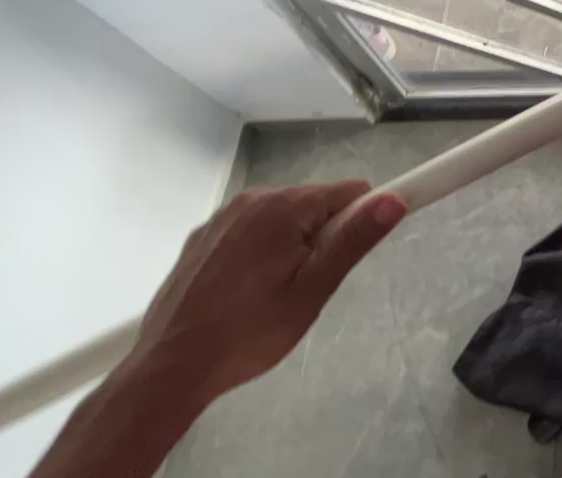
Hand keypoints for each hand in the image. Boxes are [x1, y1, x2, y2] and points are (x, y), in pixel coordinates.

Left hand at [128, 181, 405, 403]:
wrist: (167, 371)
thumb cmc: (250, 332)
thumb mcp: (314, 290)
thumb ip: (354, 239)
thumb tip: (394, 199)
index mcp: (283, 206)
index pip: (350, 191)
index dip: (360, 220)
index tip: (346, 258)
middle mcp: (253, 198)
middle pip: (316, 202)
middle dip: (323, 236)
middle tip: (307, 285)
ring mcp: (223, 217)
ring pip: (284, 216)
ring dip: (292, 243)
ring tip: (275, 291)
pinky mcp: (202, 237)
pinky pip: (252, 229)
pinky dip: (259, 250)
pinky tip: (245, 290)